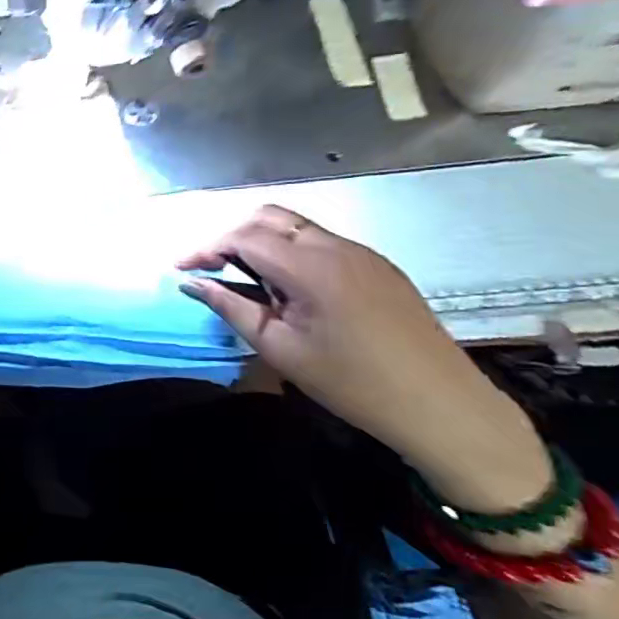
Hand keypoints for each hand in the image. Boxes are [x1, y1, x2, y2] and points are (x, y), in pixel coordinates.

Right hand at [178, 205, 549, 512]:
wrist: (437, 401)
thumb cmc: (352, 383)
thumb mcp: (281, 350)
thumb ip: (233, 309)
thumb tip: (193, 284)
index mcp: (310, 266)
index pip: (244, 235)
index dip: (207, 247)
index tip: (181, 267)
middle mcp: (335, 245)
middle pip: (270, 216)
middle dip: (232, 234)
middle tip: (210, 268)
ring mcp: (361, 251)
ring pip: (298, 226)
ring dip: (263, 240)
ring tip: (245, 278)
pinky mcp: (377, 264)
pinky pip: (323, 242)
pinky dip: (292, 250)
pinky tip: (289, 287)